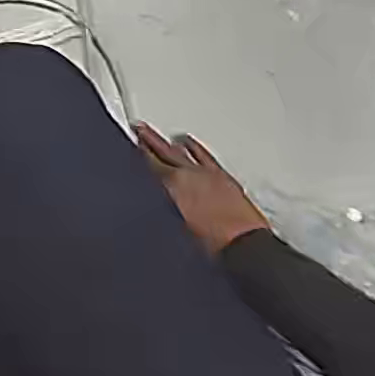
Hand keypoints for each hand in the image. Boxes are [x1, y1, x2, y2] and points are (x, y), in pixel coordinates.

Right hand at [134, 123, 268, 254]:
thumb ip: (156, 200)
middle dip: (148, 138)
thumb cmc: (208, 240)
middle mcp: (187, 173)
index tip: (131, 140)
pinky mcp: (223, 177)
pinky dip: (194, 147)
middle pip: (163, 151)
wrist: (244, 247)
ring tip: (157, 133)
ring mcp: (206, 174)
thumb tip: (146, 191)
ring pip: (181, 151)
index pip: (148, 160)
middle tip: (139, 128)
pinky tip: (189, 143)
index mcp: (170, 183)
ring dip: (168, 142)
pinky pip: (204, 156)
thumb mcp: (171, 220)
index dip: (137, 150)